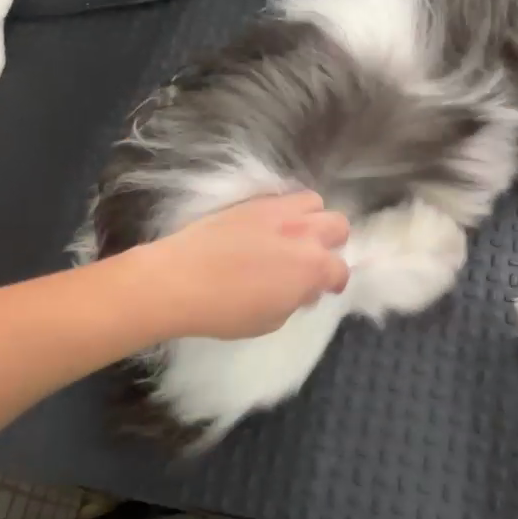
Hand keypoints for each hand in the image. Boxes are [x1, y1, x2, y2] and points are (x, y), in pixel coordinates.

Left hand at [135, 191, 350, 340]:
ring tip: (294, 236)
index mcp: (312, 267)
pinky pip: (282, 197)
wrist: (177, 279)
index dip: (334, 282)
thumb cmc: (225, 311)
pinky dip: (285, 212)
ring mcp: (277, 211)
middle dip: (332, 243)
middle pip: (338, 225)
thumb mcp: (270, 320)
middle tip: (313, 260)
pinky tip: (268, 229)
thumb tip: (301, 288)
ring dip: (312, 219)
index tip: (323, 290)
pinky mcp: (252, 202)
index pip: (340, 270)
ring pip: (314, 201)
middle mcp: (303, 232)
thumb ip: (295, 299)